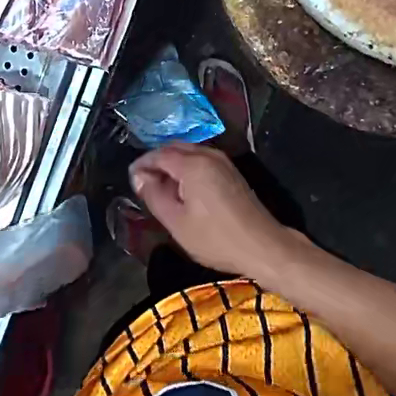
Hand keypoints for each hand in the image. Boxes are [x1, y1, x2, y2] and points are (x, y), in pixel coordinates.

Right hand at [129, 143, 309, 282]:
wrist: (263, 247)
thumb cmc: (216, 238)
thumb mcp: (177, 222)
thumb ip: (154, 195)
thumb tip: (140, 177)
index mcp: (192, 164)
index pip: (158, 154)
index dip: (141, 165)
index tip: (132, 180)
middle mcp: (208, 155)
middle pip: (174, 148)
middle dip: (156, 161)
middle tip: (144, 183)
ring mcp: (223, 162)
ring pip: (188, 152)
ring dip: (172, 164)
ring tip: (161, 187)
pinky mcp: (232, 172)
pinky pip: (201, 159)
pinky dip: (187, 167)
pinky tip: (183, 188)